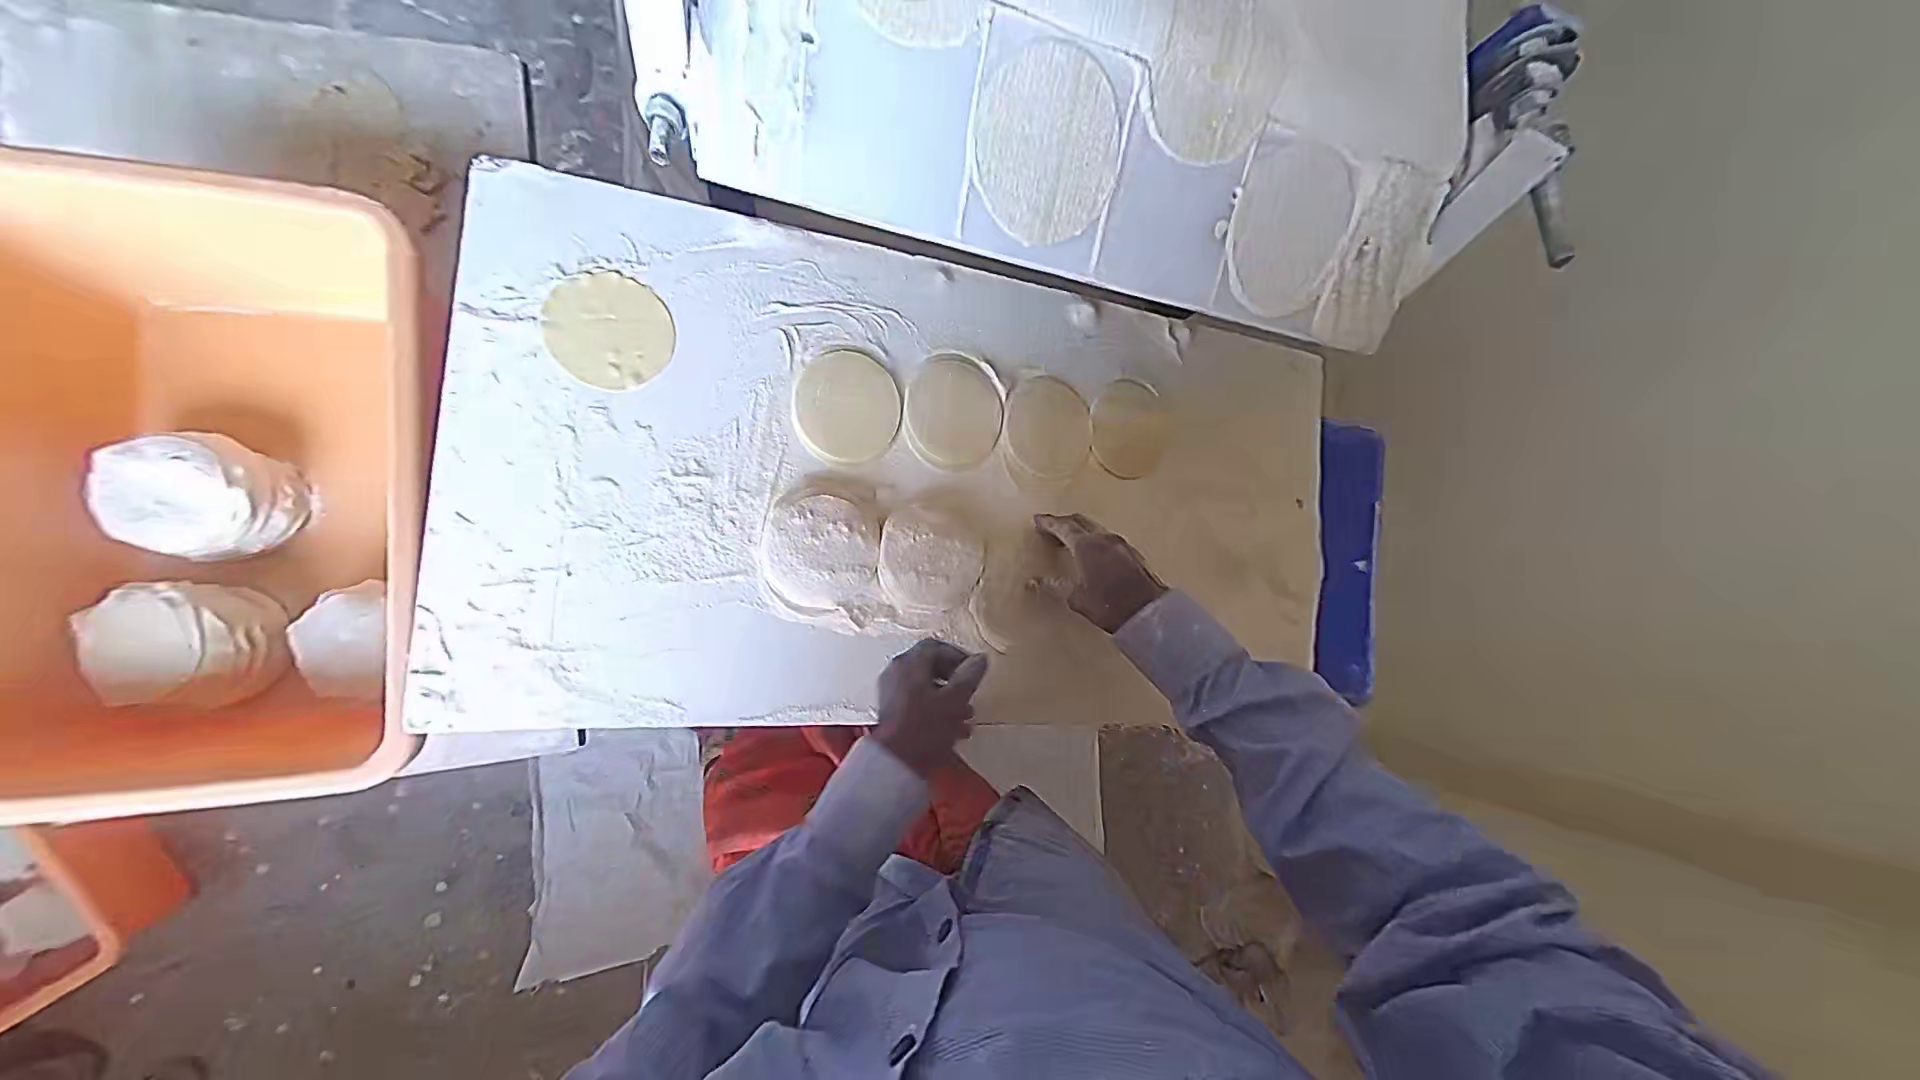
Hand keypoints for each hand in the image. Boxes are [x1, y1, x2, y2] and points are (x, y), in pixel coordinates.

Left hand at [873, 639, 988, 776]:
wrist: (896, 765)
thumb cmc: (926, 728)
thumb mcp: (955, 700)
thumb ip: (969, 676)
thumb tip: (980, 659)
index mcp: (909, 663)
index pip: (935, 646)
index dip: (958, 655)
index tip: (974, 670)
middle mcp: (896, 672)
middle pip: (930, 666)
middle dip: (955, 679)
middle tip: (971, 692)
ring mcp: (891, 692)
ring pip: (925, 686)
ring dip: (948, 697)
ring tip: (966, 716)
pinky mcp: (891, 712)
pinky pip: (917, 701)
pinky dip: (936, 708)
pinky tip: (953, 729)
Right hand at [1034, 514, 1166, 632]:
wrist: (1148, 611)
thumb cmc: (1108, 605)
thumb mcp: (1076, 598)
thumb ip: (1055, 586)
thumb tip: (1035, 581)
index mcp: (1086, 545)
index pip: (1063, 527)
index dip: (1049, 523)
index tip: (1038, 520)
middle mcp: (1103, 538)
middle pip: (1080, 522)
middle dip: (1063, 523)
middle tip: (1051, 528)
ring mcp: (1120, 544)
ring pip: (1095, 529)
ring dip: (1080, 531)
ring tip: (1069, 541)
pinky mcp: (1132, 552)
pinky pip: (1107, 538)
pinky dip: (1094, 539)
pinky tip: (1092, 553)